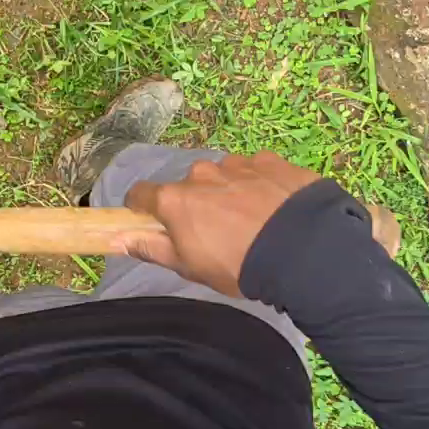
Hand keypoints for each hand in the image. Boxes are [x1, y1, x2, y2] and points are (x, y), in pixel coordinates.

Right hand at [121, 151, 322, 296]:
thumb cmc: (239, 265)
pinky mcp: (271, 161)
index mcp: (175, 199)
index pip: (141, 194)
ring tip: (254, 222)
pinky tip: (277, 208)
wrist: (307, 251)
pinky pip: (256, 170)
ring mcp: (238, 163)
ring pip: (223, 176)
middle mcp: (201, 173)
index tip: (157, 225)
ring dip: (229, 193)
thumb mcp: (190, 267)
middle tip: (219, 233)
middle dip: (196, 204)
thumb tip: (120, 237)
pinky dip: (260, 185)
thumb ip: (152, 248)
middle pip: (188, 186)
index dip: (145, 210)